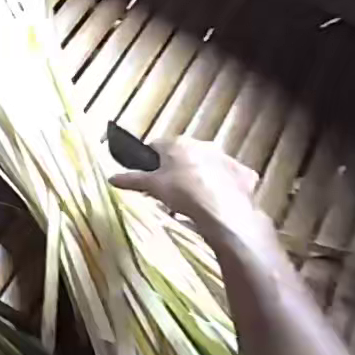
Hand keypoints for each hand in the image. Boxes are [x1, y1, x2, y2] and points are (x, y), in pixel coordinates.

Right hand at [108, 136, 262, 227]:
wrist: (223, 211)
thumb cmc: (182, 192)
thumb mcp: (152, 186)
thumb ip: (132, 179)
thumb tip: (110, 177)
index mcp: (178, 144)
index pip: (156, 146)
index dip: (150, 161)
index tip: (148, 176)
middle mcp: (203, 144)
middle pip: (183, 154)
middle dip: (176, 168)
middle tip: (170, 189)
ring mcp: (226, 158)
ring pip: (208, 164)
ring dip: (201, 176)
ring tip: (195, 198)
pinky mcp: (244, 174)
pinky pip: (231, 178)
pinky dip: (225, 187)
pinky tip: (219, 201)